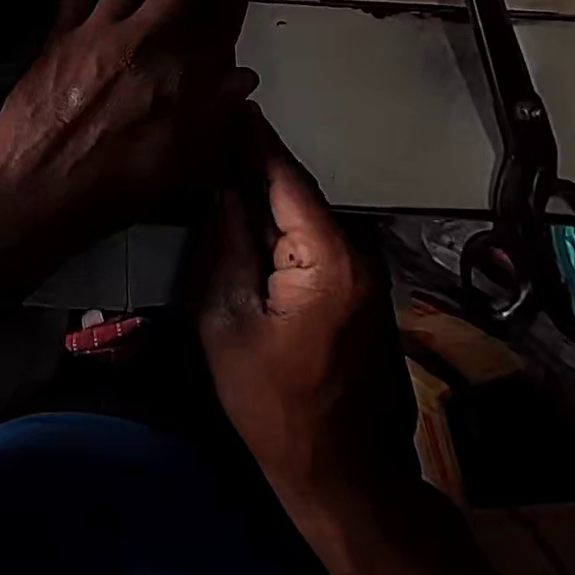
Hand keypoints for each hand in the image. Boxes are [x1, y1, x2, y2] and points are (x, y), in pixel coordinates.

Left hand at [0, 0, 255, 252]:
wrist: (34, 182)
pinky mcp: (60, 33)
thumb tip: (241, 78)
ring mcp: (98, 32)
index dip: (231, 2)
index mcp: (183, 75)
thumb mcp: (179, 164)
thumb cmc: (111, 185)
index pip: (219, 21)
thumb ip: (214, 115)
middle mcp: (145, 41)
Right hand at [198, 106, 418, 493]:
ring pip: (303, 214)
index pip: (283, 178)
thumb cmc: (274, 404)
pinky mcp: (357, 288)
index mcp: (326, 259)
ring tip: (217, 157)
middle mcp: (356, 254)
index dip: (253, 138)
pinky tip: (244, 209)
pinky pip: (311, 239)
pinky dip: (278, 220)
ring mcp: (363, 271)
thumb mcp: (227, 323)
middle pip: (295, 191)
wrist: (343, 473)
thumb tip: (220, 190)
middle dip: (252, 158)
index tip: (229, 102)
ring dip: (262, 188)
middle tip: (210, 126)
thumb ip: (225, 246)